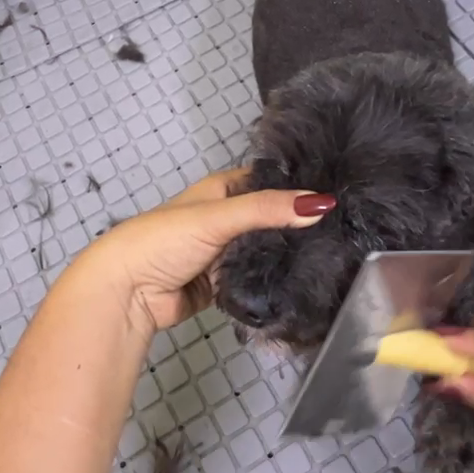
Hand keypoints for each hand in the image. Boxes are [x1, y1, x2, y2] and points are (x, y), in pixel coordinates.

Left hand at [64, 169, 334, 337]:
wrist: (127, 291)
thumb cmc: (165, 239)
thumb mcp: (218, 217)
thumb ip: (268, 211)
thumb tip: (323, 204)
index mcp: (223, 190)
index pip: (270, 181)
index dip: (299, 185)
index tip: (340, 192)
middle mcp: (226, 218)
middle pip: (272, 219)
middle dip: (299, 226)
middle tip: (346, 231)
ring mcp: (225, 253)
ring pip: (266, 252)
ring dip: (287, 257)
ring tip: (335, 257)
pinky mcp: (223, 284)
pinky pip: (255, 280)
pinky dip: (271, 282)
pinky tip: (303, 283)